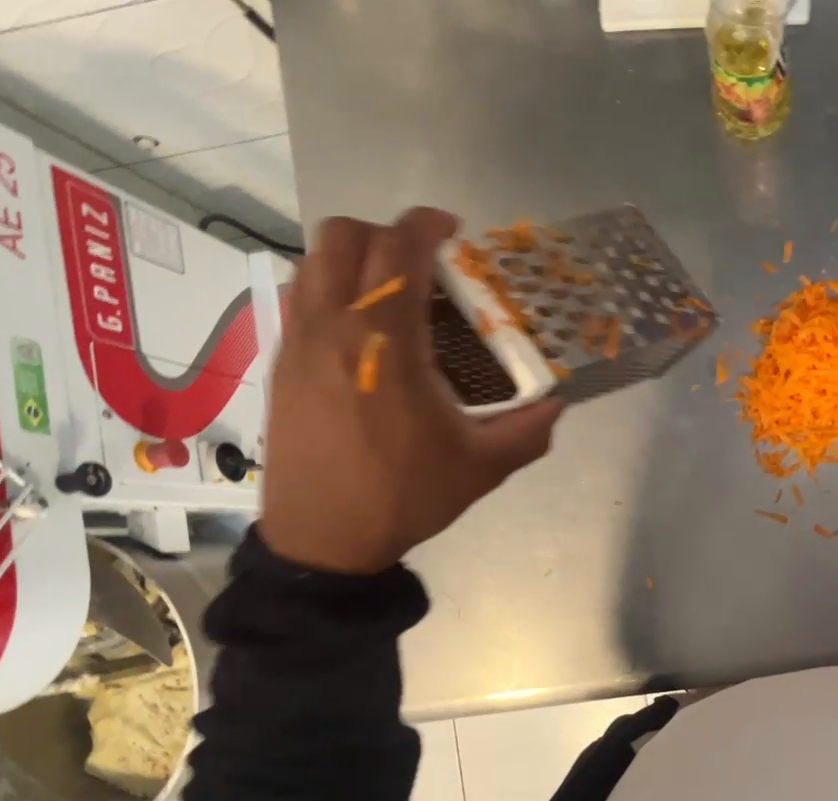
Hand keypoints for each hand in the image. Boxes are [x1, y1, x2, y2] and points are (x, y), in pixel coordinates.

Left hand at [259, 209, 563, 573]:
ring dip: (354, 259)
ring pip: (314, 262)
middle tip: (423, 264)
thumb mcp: (483, 467)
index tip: (453, 230)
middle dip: (387, 233)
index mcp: (385, 342)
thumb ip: (529, 430)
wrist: (324, 538)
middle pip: (345, 237)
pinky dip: (332, 291)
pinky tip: (363, 335)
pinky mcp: (281, 364)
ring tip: (390, 294)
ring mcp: (298, 343)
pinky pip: (301, 298)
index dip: (427, 224)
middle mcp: (332, 326)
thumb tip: (556, 404)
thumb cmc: (404, 496)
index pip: (398, 249)